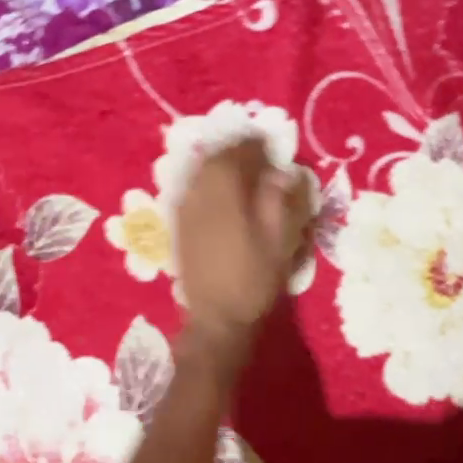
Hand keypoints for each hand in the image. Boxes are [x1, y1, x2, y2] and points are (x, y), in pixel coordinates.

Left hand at [174, 139, 313, 341]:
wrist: (216, 318)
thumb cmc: (254, 280)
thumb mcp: (280, 241)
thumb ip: (281, 200)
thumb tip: (284, 171)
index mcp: (225, 194)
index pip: (236, 153)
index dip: (254, 144)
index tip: (270, 145)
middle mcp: (198, 195)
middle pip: (213, 158)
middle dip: (235, 151)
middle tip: (256, 155)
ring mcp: (183, 209)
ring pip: (199, 171)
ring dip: (219, 165)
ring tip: (240, 172)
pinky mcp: (178, 224)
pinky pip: (191, 188)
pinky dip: (207, 181)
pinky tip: (221, 193)